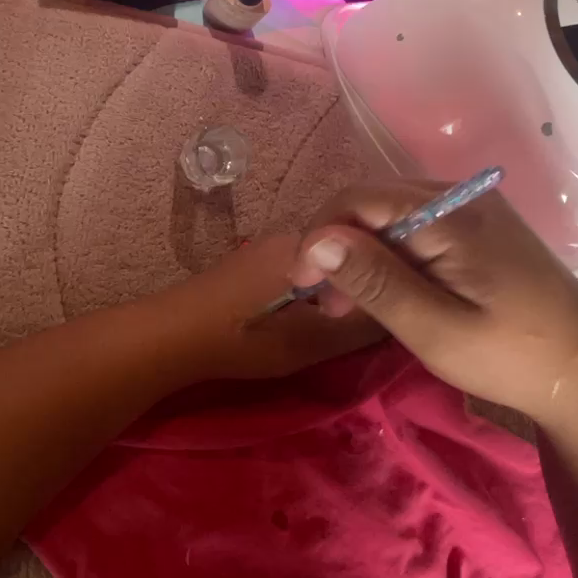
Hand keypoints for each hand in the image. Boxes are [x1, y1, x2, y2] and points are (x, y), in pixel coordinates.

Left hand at [165, 234, 387, 382]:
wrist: (171, 336)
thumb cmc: (245, 337)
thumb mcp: (313, 341)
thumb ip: (362, 326)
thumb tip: (407, 312)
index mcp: (309, 244)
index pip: (370, 249)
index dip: (389, 277)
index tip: (403, 305)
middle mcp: (288, 235)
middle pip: (345, 256)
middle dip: (361, 285)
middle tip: (376, 321)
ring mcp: (263, 248)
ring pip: (320, 267)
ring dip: (333, 293)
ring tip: (345, 325)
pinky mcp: (247, 265)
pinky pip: (296, 273)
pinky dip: (308, 294)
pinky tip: (306, 319)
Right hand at [287, 183, 577, 423]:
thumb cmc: (511, 359)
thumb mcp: (434, 328)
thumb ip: (374, 280)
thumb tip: (315, 241)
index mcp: (453, 216)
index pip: (357, 199)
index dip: (318, 236)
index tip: (302, 286)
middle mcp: (461, 197)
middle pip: (371, 202)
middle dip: (336, 246)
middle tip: (327, 304)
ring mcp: (473, 209)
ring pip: (388, 214)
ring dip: (359, 253)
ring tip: (352, 305)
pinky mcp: (478, 228)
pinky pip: (413, 226)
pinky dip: (387, 255)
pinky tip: (387, 291)